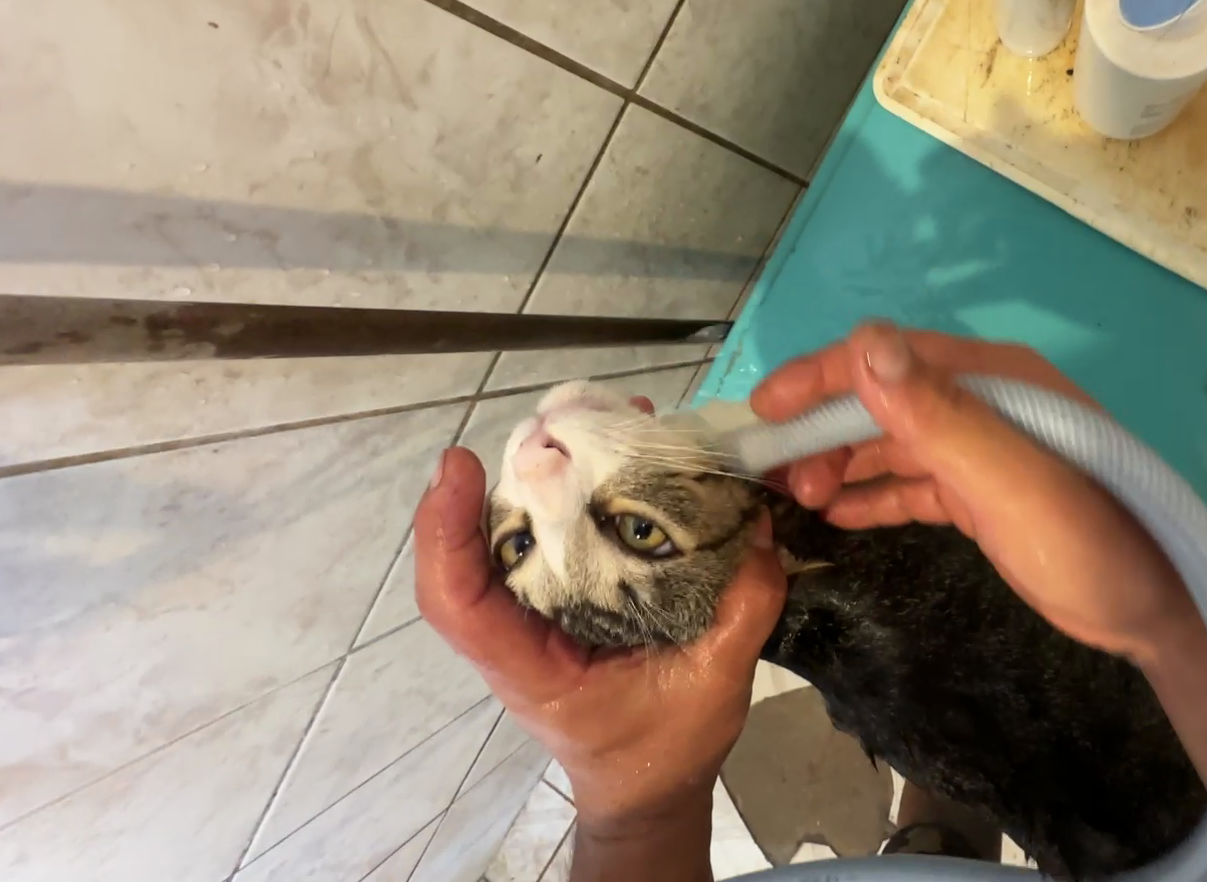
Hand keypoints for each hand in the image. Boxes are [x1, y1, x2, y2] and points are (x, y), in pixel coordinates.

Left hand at [412, 448, 785, 833]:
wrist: (655, 783)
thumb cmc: (665, 749)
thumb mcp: (715, 686)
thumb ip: (741, 611)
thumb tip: (759, 529)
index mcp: (535, 665)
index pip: (461, 602)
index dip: (446, 534)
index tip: (458, 465)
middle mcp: (526, 628)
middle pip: (484, 549)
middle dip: (511, 478)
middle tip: (564, 422)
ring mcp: (548, 610)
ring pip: (523, 535)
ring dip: (553, 475)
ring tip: (604, 423)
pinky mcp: (577, 595)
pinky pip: (566, 537)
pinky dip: (587, 492)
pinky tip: (632, 460)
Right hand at [751, 323, 1198, 663]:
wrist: (1161, 608)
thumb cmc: (1090, 538)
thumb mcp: (1011, 478)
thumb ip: (940, 413)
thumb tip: (865, 344)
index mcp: (990, 378)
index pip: (889, 358)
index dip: (822, 376)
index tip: (765, 411)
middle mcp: (980, 403)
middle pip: (883, 400)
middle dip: (825, 430)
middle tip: (777, 475)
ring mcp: (981, 449)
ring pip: (892, 443)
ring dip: (843, 463)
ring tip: (801, 498)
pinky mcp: (981, 493)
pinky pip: (913, 483)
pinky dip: (874, 493)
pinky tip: (839, 513)